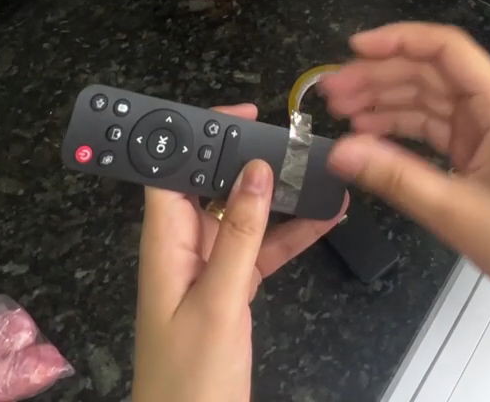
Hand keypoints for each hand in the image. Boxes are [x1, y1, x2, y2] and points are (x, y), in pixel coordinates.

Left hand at [132, 104, 343, 401]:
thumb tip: (254, 169)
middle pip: (213, 184)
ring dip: (277, 194)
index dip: (197, 134)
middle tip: (291, 139)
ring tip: (316, 169)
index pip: (172, 167)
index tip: (239, 115)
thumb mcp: (218, 303)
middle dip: (248, 158)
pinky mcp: (231, 289)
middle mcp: (184, 244)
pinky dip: (290, 233)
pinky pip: (261, 248)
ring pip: (244, 214)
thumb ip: (239, 236)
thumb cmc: (189, 379)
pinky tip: (324, 215)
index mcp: (165, 240)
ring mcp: (208, 266)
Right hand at [318, 24, 489, 322]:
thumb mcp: (455, 212)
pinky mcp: (485, 151)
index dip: (398, 40)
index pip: (445, 48)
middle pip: (430, 73)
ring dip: (386, 102)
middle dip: (380, 77)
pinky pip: (438, 128)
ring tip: (341, 113)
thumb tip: (338, 153)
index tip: (354, 49)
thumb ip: (394, 177)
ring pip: (430, 99)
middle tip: (331, 92)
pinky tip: (370, 136)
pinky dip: (404, 129)